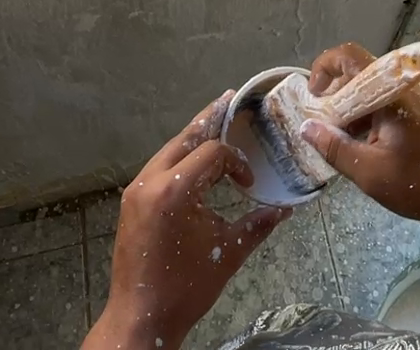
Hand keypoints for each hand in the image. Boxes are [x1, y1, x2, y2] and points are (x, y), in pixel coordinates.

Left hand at [89, 91, 290, 349]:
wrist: (140, 320)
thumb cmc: (186, 288)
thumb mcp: (228, 253)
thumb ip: (258, 224)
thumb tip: (288, 208)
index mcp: (175, 189)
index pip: (212, 153)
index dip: (235, 161)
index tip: (248, 181)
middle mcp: (151, 180)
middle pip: (186, 138)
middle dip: (210, 120)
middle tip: (230, 99)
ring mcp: (136, 189)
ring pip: (170, 149)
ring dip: (194, 138)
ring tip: (215, 120)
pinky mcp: (131, 200)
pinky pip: (159, 166)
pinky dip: (179, 157)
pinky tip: (194, 158)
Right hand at [299, 42, 419, 231]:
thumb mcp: (370, 173)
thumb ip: (334, 148)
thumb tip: (306, 128)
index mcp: (393, 91)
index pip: (350, 56)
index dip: (324, 68)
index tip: (314, 96)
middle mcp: (407, 82)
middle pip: (361, 70)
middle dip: (338, 93)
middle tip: (327, 123)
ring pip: (376, 85)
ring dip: (356, 104)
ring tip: (347, 137)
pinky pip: (392, 95)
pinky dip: (375, 110)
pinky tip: (371, 140)